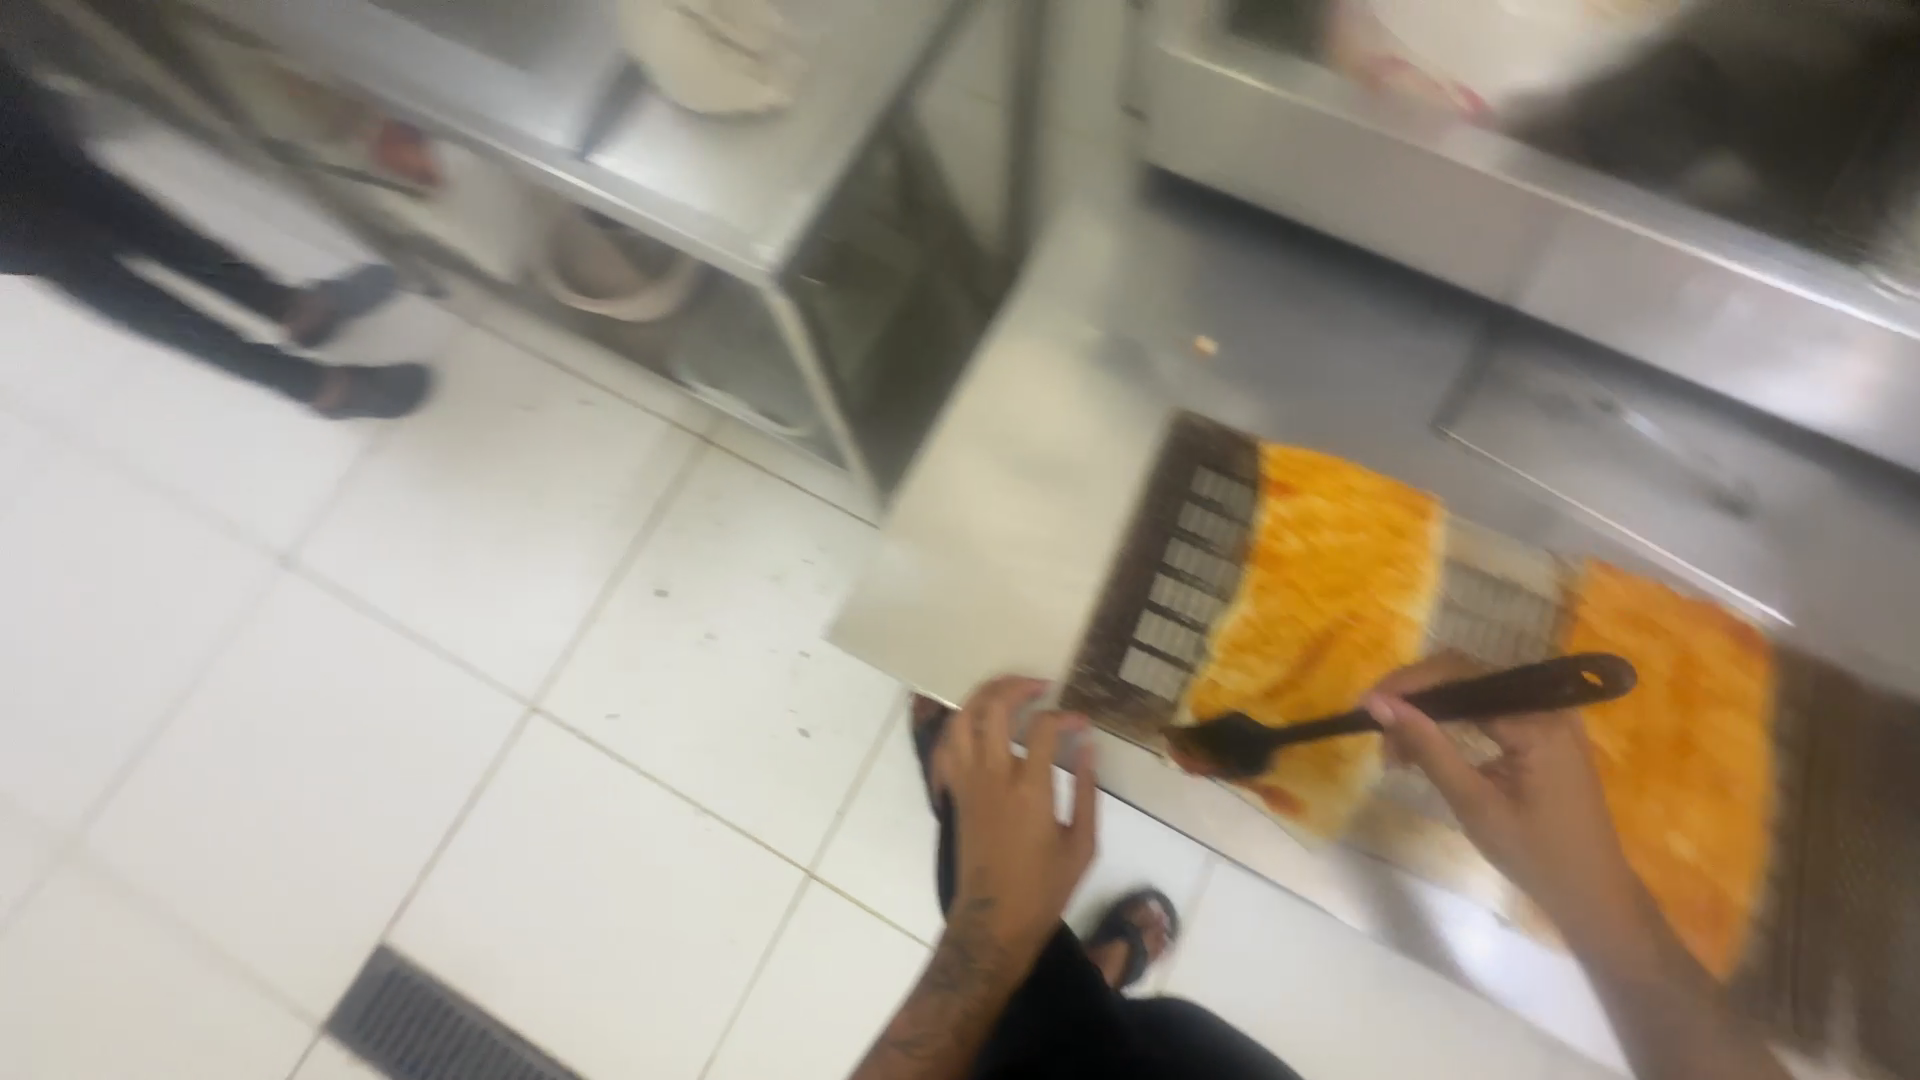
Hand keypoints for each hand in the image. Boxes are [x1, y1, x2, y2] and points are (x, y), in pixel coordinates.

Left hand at [934, 676, 1099, 969]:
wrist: (993, 920)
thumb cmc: (1044, 889)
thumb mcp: (1083, 845)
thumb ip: (1087, 791)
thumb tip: (1088, 746)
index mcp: (1030, 789)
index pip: (1043, 728)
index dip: (1065, 716)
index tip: (1082, 721)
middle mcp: (993, 775)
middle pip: (994, 708)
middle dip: (1017, 686)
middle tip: (1040, 686)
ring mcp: (968, 781)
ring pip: (962, 718)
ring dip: (984, 696)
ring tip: (1008, 691)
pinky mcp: (955, 791)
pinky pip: (948, 745)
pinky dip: (961, 725)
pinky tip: (980, 723)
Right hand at [1365, 656, 1648, 950]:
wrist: (1595, 895)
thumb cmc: (1535, 855)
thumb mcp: (1472, 802)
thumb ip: (1425, 745)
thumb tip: (1376, 703)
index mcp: (1537, 722)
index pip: (1458, 677)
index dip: (1407, 685)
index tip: (1366, 706)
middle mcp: (1548, 706)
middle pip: (1463, 675)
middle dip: (1413, 697)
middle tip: (1378, 729)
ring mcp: (1548, 716)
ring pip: (1469, 690)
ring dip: (1427, 709)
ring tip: (1395, 746)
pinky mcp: (1542, 730)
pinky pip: (1485, 707)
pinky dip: (1449, 720)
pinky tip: (1424, 744)